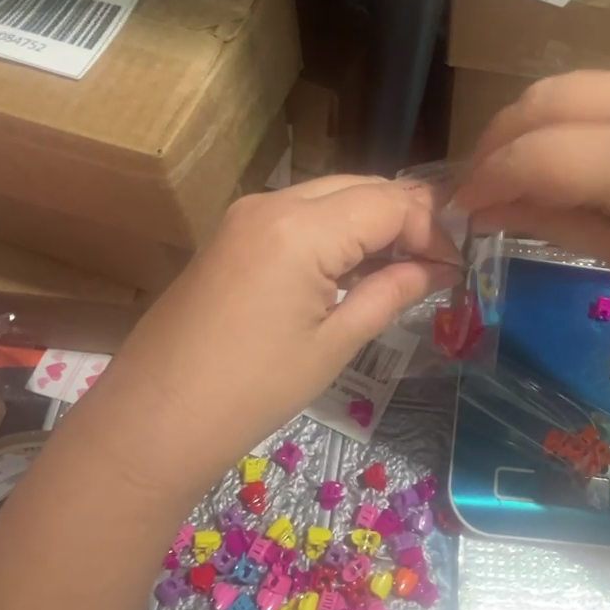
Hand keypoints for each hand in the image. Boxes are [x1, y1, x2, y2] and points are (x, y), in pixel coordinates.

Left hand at [90, 176, 456, 483]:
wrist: (152, 421)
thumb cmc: (252, 390)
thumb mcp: (334, 345)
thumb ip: (390, 294)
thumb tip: (437, 270)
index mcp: (302, 228)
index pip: (391, 203)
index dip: (432, 229)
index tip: (458, 267)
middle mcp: (273, 203)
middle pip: (362, 187)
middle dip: (407, 217)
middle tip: (439, 262)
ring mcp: (247, 215)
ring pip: (331, 195)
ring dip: (373, 221)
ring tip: (406, 265)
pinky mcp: (233, 234)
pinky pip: (301, 214)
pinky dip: (338, 230)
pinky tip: (357, 266)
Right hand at [454, 70, 609, 366]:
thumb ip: (561, 222)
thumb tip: (498, 207)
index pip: (535, 155)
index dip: (487, 181)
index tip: (462, 207)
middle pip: (551, 97)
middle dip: (504, 136)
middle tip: (485, 180)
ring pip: (588, 84)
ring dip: (546, 121)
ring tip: (531, 166)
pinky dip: (594, 117)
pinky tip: (593, 156)